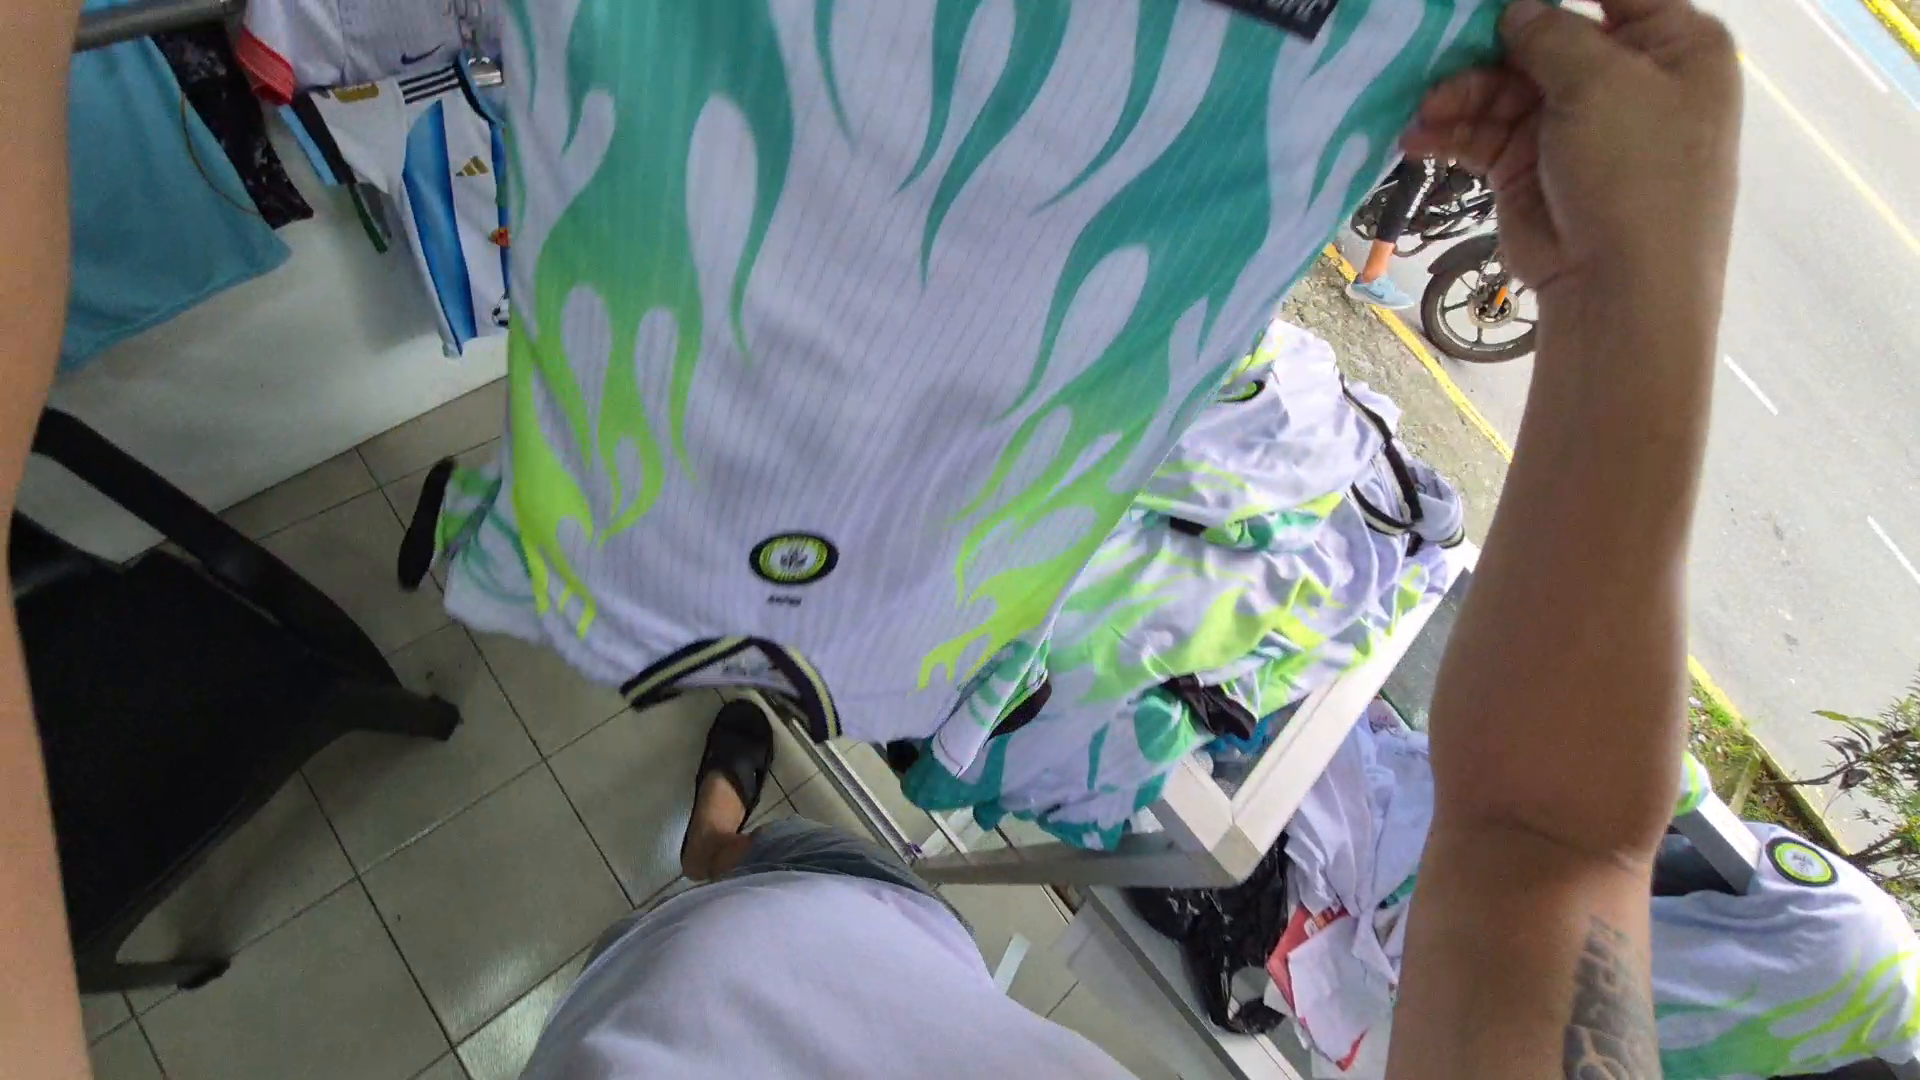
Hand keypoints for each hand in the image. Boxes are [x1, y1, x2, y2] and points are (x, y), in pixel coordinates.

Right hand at [1402, 0, 1740, 301]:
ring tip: (1421, 111)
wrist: (1614, 275)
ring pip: (1502, 93)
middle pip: (1542, 44)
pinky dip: (1449, 136)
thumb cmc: (1634, 167)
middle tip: (1436, 55)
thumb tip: (1515, 8)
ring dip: (1459, 98)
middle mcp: (1616, 79)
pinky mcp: (1522, 167)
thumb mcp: (1603, 85)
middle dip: (1489, 49)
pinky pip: (1481, 138)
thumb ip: (1554, 39)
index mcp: (1667, 43)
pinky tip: (1417, 138)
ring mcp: (1565, 126)